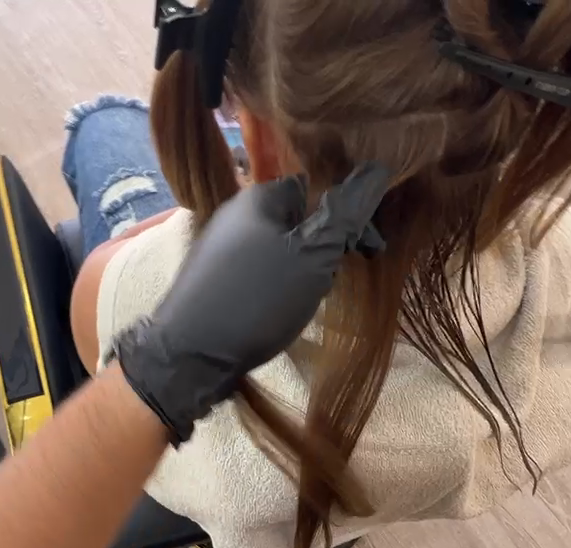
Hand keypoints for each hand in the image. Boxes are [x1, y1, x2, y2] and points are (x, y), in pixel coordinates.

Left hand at [111, 163, 390, 443]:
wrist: (191, 356)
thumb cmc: (257, 300)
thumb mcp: (313, 255)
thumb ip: (346, 213)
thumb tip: (379, 168)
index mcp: (258, 196)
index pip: (317, 188)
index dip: (348, 216)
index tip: (368, 252)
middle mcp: (235, 214)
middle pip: (298, 221)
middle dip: (324, 250)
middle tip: (332, 283)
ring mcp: (220, 249)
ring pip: (279, 251)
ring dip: (302, 274)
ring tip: (305, 303)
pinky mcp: (212, 282)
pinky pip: (258, 274)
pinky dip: (275, 290)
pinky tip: (277, 314)